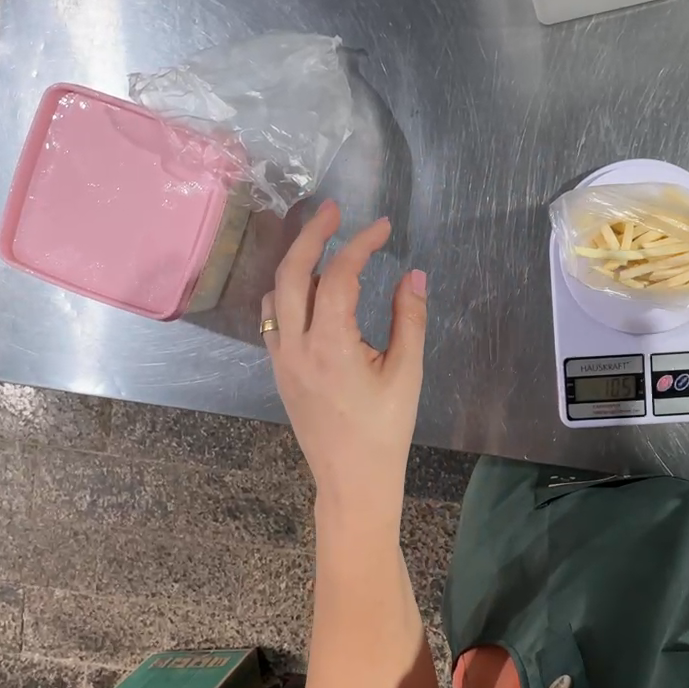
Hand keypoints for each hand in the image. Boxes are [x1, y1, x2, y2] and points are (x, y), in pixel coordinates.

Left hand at [263, 200, 427, 505]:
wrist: (352, 478)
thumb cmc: (386, 429)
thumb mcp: (407, 373)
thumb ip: (409, 319)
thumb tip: (415, 275)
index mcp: (330, 345)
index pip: (338, 276)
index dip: (360, 244)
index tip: (382, 227)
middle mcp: (295, 345)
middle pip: (289, 272)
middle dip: (310, 234)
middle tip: (333, 209)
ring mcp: (280, 358)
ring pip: (273, 294)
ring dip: (295, 262)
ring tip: (323, 245)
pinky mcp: (279, 369)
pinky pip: (273, 317)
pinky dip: (288, 291)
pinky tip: (310, 290)